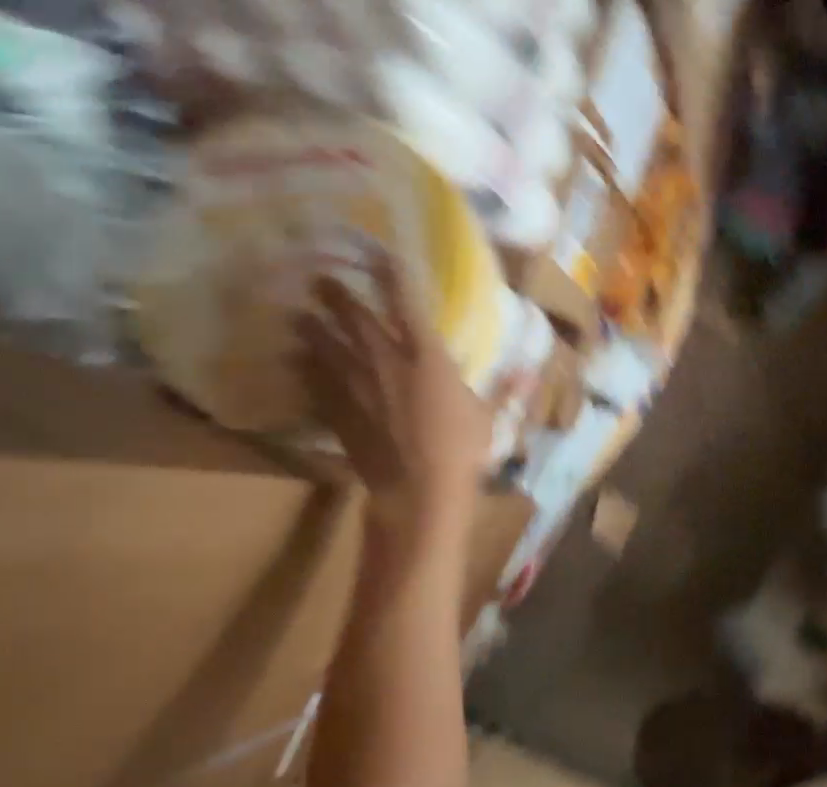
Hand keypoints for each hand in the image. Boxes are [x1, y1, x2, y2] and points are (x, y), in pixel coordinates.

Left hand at [293, 251, 490, 533]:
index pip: (404, 301)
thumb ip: (504, 391)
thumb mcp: (488, 419)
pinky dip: (304, 366)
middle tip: (320, 279)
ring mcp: (355, 383)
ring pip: (325, 342)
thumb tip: (530, 373)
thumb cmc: (460, 452)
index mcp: (427, 355)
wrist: (417, 490)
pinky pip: (314, 379)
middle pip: (353, 314)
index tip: (378, 254)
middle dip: (335, 294)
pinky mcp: (337, 409)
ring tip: (298, 315)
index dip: (389, 273)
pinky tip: (296, 359)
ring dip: (311, 326)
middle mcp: (385, 358)